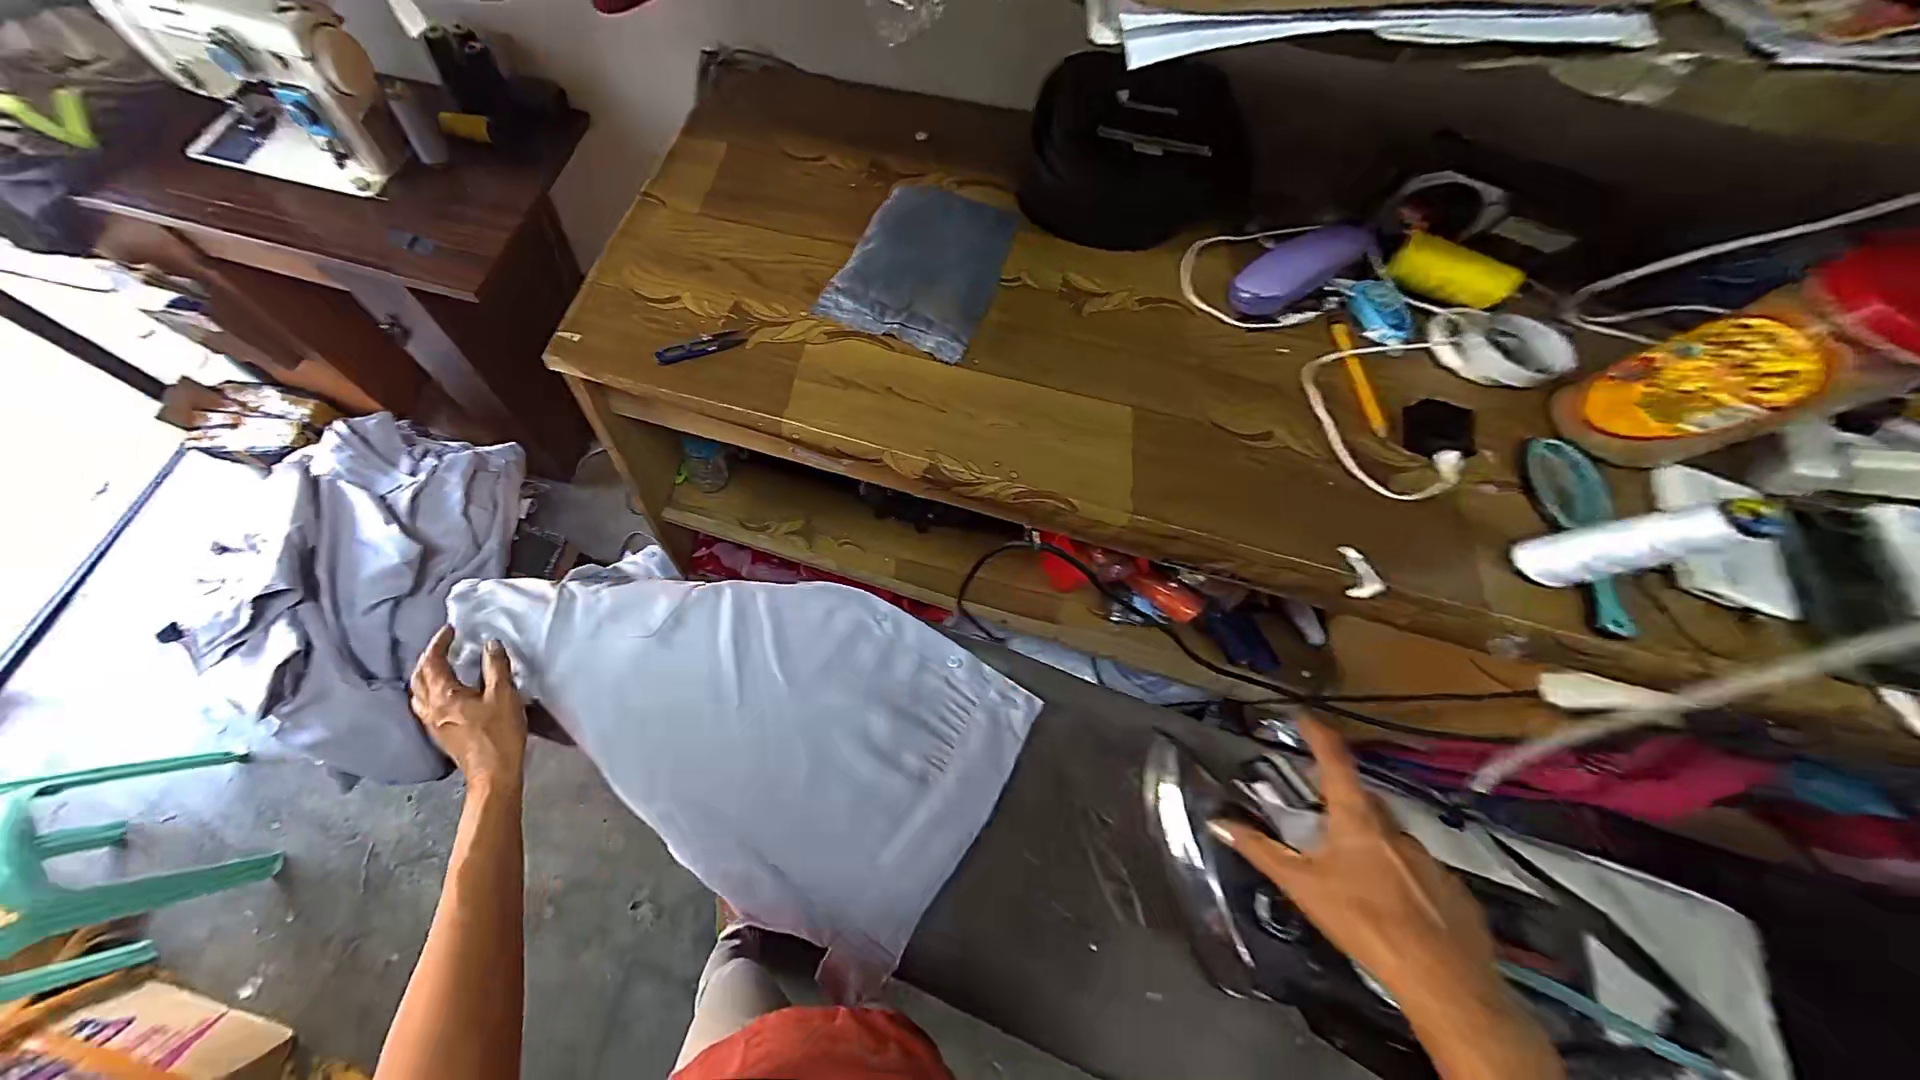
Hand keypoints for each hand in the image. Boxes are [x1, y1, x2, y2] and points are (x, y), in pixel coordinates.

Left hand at [409, 625, 527, 790]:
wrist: (492, 771)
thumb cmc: (499, 731)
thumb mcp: (504, 694)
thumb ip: (496, 667)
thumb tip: (489, 645)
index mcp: (444, 695)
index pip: (432, 662)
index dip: (438, 643)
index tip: (450, 629)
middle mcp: (430, 707)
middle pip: (419, 677)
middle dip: (428, 657)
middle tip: (444, 644)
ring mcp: (431, 722)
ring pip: (418, 691)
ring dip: (426, 674)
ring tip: (441, 664)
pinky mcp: (439, 732)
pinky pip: (425, 703)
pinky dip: (430, 689)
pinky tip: (444, 690)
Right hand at [1209, 718, 1498, 1002]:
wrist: (1443, 980)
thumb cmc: (1364, 921)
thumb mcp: (1301, 885)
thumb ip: (1260, 850)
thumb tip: (1219, 822)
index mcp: (1358, 820)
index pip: (1335, 762)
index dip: (1318, 734)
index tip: (1304, 716)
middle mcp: (1396, 830)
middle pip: (1364, 799)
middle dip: (1340, 797)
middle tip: (1318, 808)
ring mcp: (1430, 860)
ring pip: (1391, 837)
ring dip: (1369, 840)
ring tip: (1351, 866)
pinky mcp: (1453, 892)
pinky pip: (1417, 870)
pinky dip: (1398, 873)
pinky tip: (1388, 901)